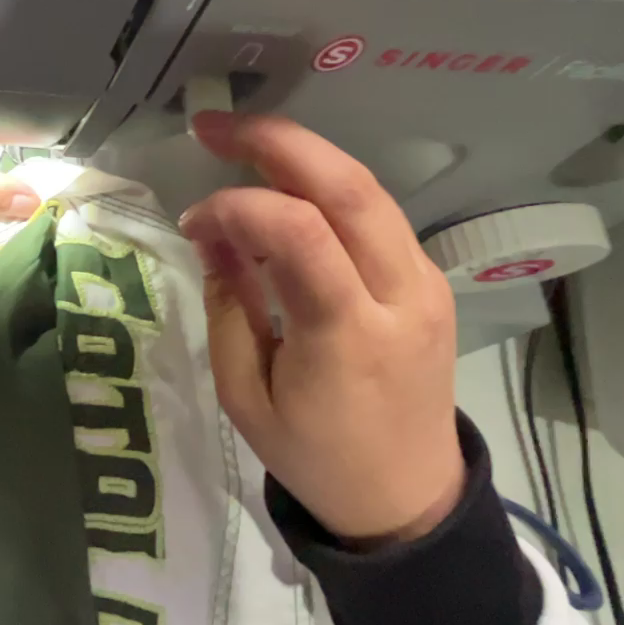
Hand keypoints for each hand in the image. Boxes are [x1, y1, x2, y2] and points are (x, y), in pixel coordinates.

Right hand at [179, 112, 462, 543]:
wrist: (407, 499)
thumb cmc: (315, 456)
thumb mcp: (246, 393)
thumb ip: (229, 304)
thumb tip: (212, 232)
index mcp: (350, 336)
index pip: (299, 233)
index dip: (236, 208)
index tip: (193, 223)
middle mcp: (402, 296)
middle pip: (350, 187)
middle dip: (277, 142)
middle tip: (214, 125)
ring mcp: (426, 283)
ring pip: (369, 189)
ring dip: (302, 156)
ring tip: (241, 142)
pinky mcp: (429, 281)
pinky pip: (376, 215)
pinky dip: (325, 189)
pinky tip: (284, 189)